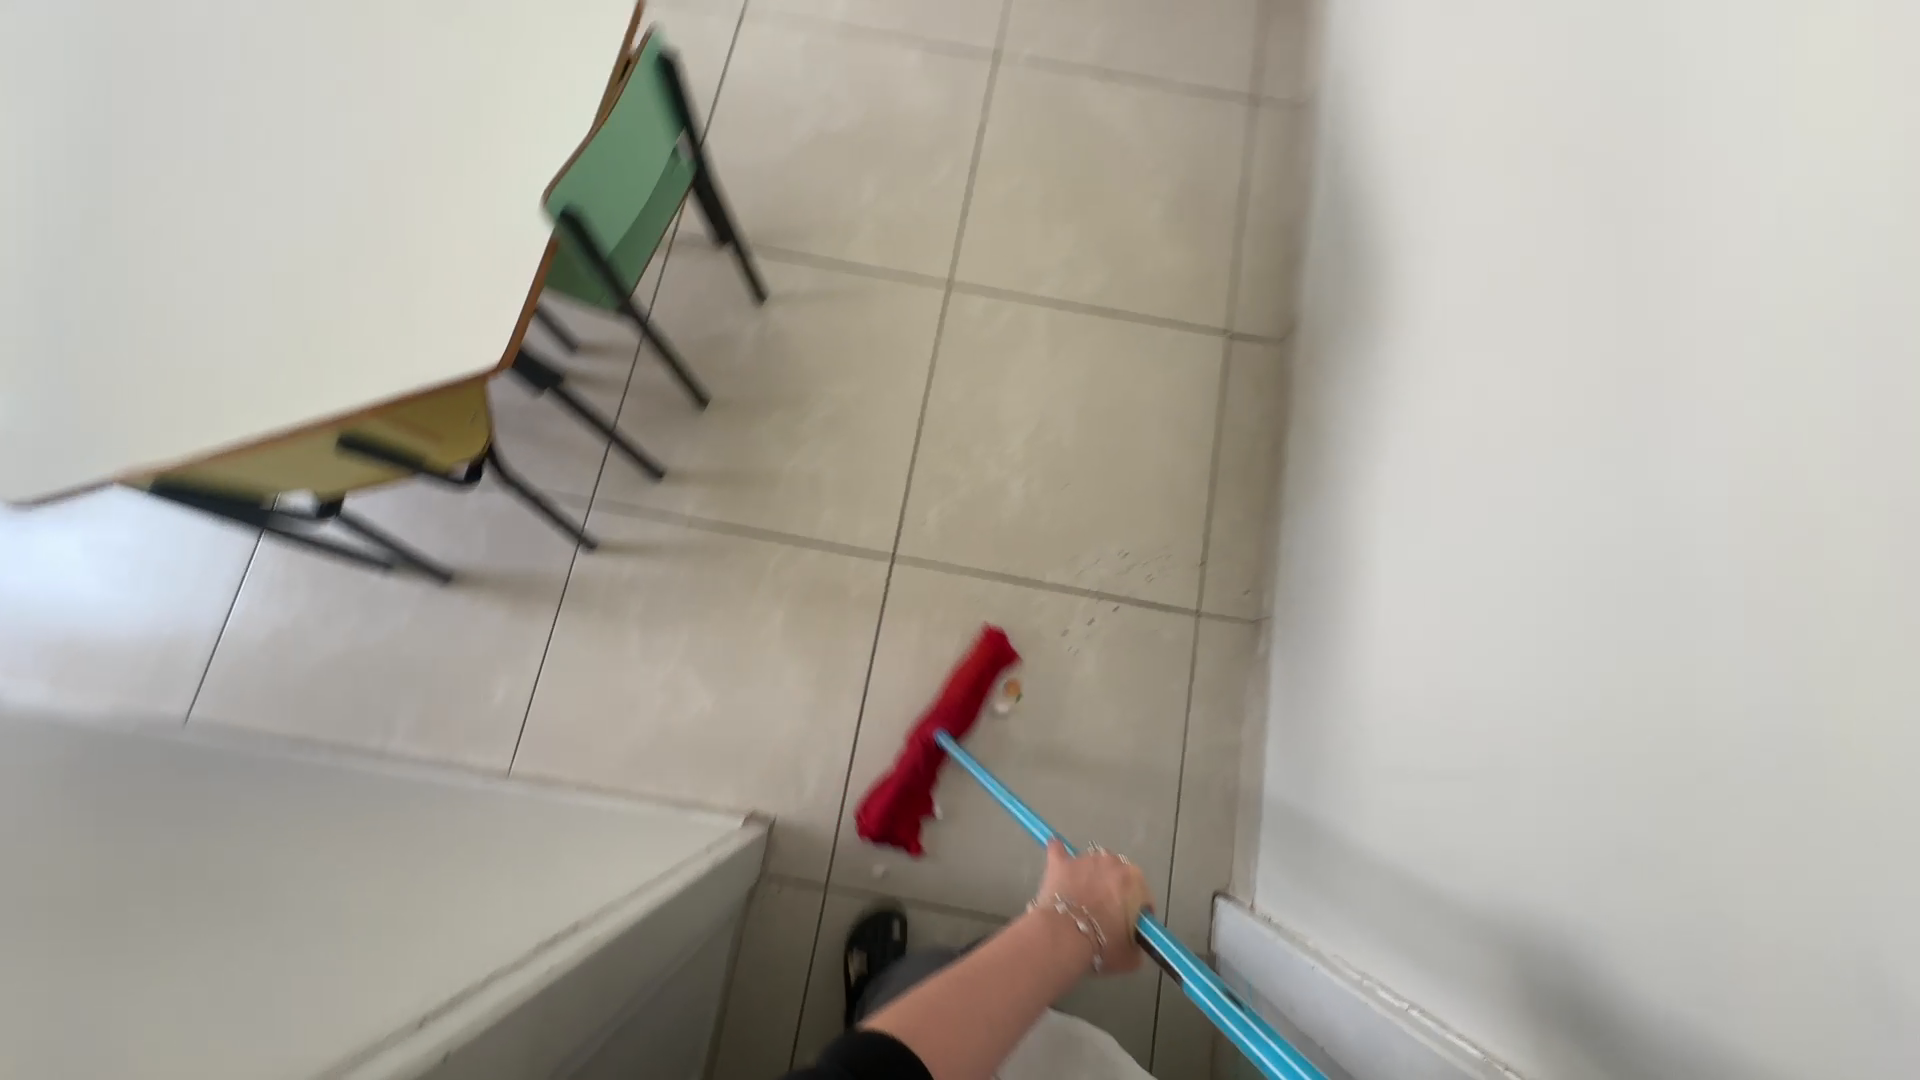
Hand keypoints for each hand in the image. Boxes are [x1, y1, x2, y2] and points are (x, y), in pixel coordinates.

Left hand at [1033, 838, 1151, 974]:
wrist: (1064, 936)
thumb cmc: (1103, 946)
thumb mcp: (1131, 958)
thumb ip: (1137, 945)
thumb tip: (1132, 942)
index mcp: (1135, 880)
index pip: (1143, 896)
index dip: (1136, 914)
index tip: (1127, 928)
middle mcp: (1111, 862)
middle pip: (1117, 876)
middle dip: (1113, 891)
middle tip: (1103, 916)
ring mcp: (1084, 858)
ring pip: (1091, 865)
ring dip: (1089, 877)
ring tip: (1079, 901)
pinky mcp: (1060, 861)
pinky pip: (1059, 851)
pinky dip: (1059, 855)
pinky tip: (1057, 859)